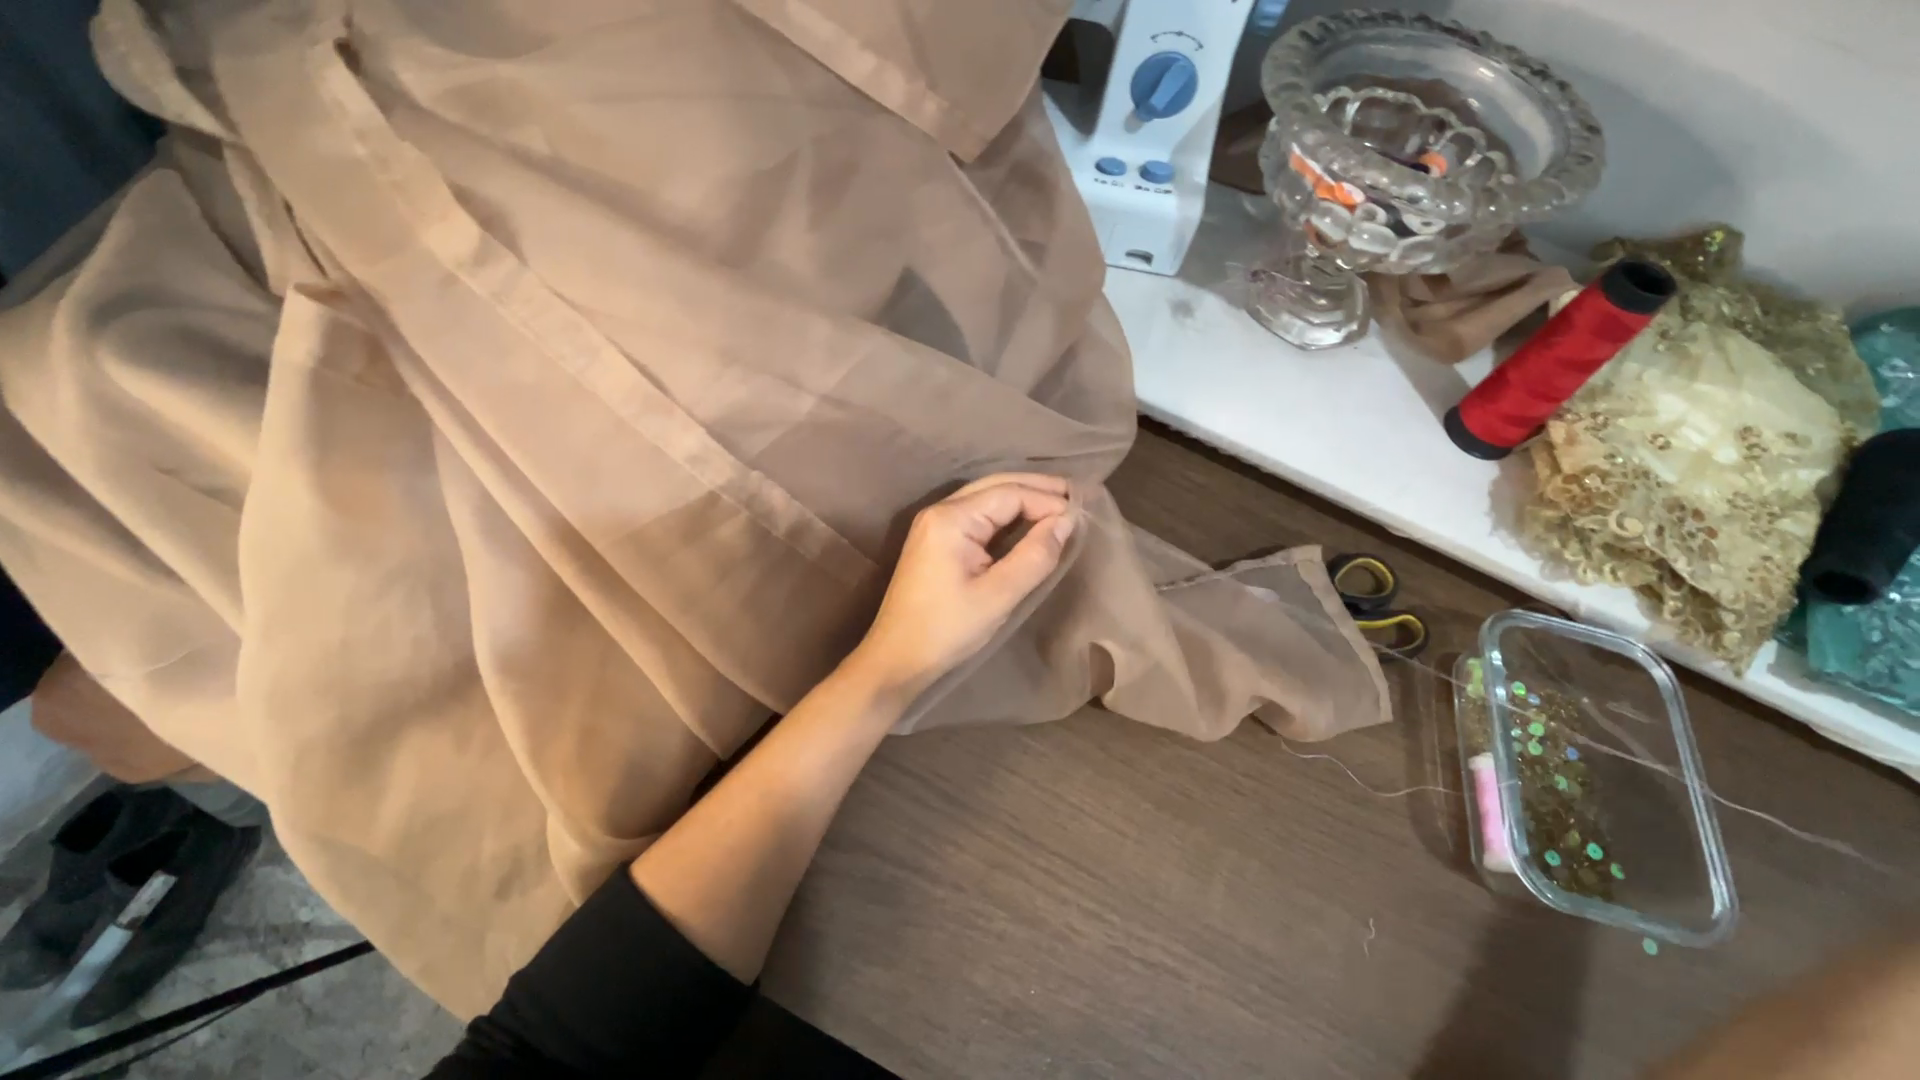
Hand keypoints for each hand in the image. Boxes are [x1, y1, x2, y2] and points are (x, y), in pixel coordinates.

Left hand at [846, 474, 1076, 698]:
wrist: (897, 659)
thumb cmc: (947, 629)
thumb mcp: (999, 595)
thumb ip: (1035, 555)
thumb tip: (1066, 521)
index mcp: (951, 519)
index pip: (1009, 493)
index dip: (1047, 500)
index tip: (1082, 513)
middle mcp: (940, 512)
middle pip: (996, 486)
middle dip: (1037, 489)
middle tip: (1077, 496)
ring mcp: (934, 526)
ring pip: (986, 499)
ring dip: (1023, 499)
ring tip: (1060, 506)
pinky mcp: (936, 542)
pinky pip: (977, 516)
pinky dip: (1006, 516)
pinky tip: (1029, 524)